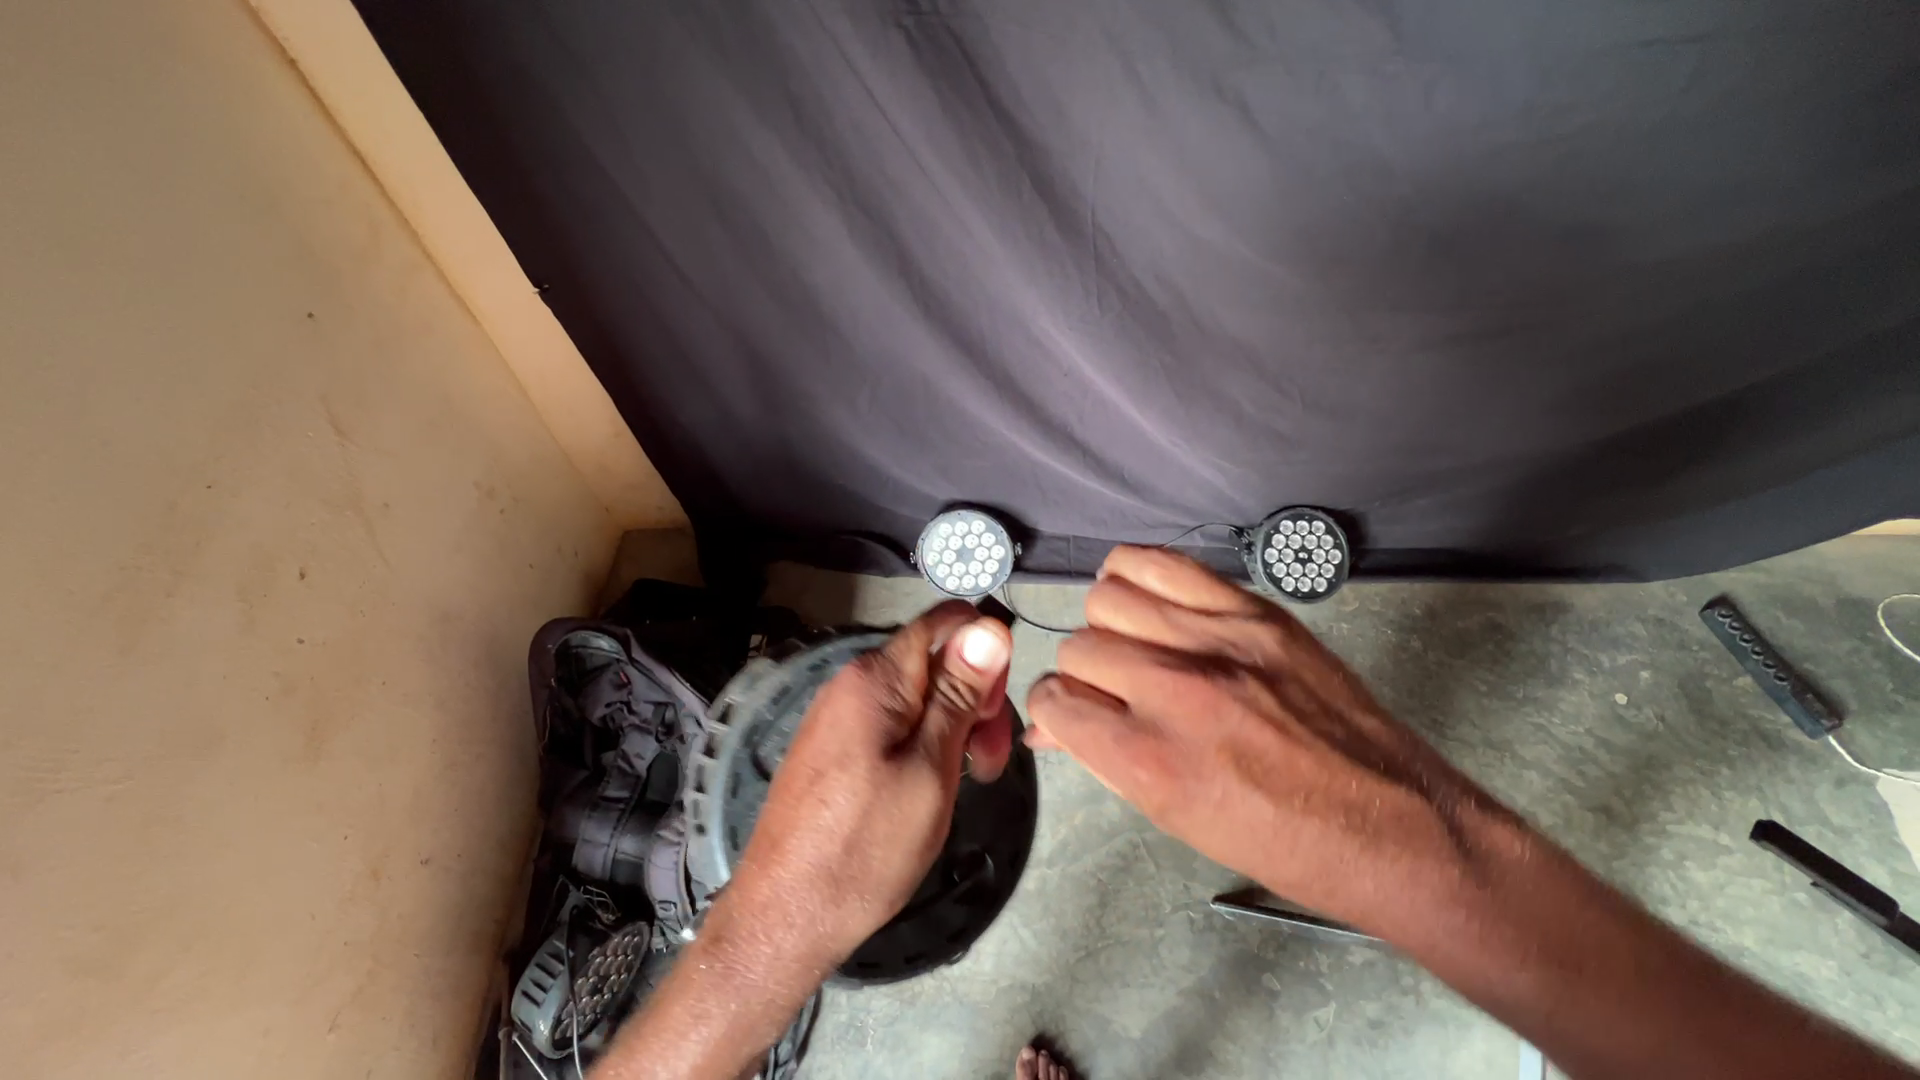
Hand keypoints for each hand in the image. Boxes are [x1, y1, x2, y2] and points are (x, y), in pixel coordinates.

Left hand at [715, 600, 1016, 973]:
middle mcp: (850, 682)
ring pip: (915, 696)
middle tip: (986, 764)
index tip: (997, 711)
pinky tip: (927, 788)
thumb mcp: (930, 769)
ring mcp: (837, 715)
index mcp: (875, 677)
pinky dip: (922, 745)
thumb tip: (988, 626)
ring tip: (962, 785)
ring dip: (951, 728)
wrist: (784, 917)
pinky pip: (891, 724)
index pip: (944, 621)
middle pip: (932, 660)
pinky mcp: (831, 747)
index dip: (985, 651)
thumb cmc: (866, 846)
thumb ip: (959, 695)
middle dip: (973, 698)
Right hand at [1025, 545, 1511, 931]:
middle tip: (1109, 692)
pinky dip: (1137, 579)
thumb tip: (1052, 725)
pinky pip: (1161, 563)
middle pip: (1078, 647)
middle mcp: (1177, 691)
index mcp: (1151, 759)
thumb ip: (1102, 758)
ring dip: (1106, 626)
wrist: (1392, 824)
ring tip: (1132, 647)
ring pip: (1107, 596)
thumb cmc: (1281, 840)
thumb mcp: (1175, 817)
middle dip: (1081, 674)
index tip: (1068, 716)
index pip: (1053, 700)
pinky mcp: (1256, 612)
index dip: (1052, 711)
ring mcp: (1220, 641)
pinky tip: (1151, 606)